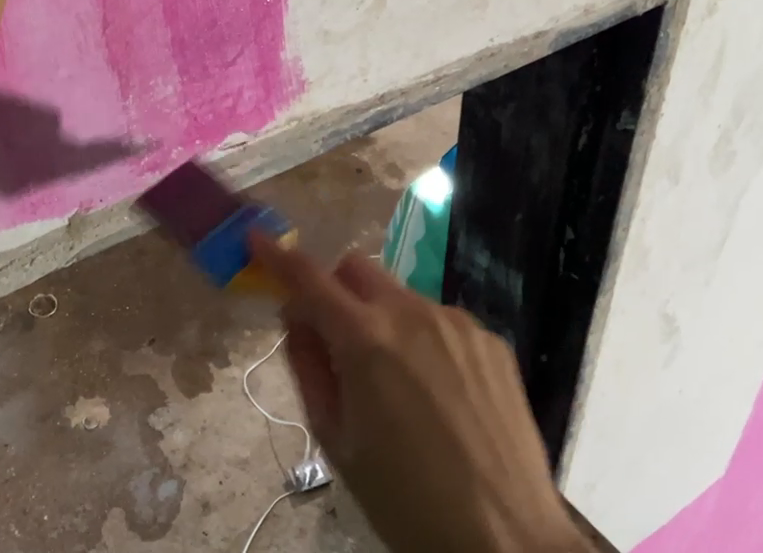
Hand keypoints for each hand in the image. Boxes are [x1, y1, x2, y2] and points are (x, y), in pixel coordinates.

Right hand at [248, 236, 589, 552]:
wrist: (506, 539)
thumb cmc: (404, 498)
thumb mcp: (335, 439)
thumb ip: (308, 366)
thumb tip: (297, 319)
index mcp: (364, 338)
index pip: (307, 279)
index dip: (275, 256)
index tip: (256, 240)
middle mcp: (411, 313)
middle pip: (355, 268)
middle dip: (333, 289)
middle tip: (332, 336)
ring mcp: (457, 323)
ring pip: (399, 294)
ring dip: (380, 317)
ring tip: (395, 382)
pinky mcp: (491, 342)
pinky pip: (439, 320)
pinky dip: (421, 338)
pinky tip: (436, 393)